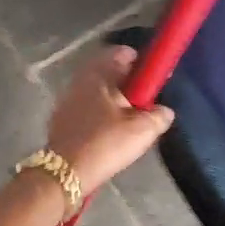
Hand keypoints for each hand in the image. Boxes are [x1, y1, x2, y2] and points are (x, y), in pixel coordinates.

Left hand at [46, 46, 173, 194]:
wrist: (66, 171)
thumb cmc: (105, 143)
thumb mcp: (142, 129)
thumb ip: (158, 115)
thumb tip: (163, 110)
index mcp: (97, 76)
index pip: (119, 54)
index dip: (138, 61)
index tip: (152, 75)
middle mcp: (79, 82)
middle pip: (106, 72)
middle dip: (126, 81)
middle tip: (144, 98)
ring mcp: (66, 100)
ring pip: (95, 91)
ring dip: (112, 98)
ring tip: (129, 116)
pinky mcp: (61, 119)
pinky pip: (85, 107)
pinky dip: (99, 112)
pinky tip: (109, 129)